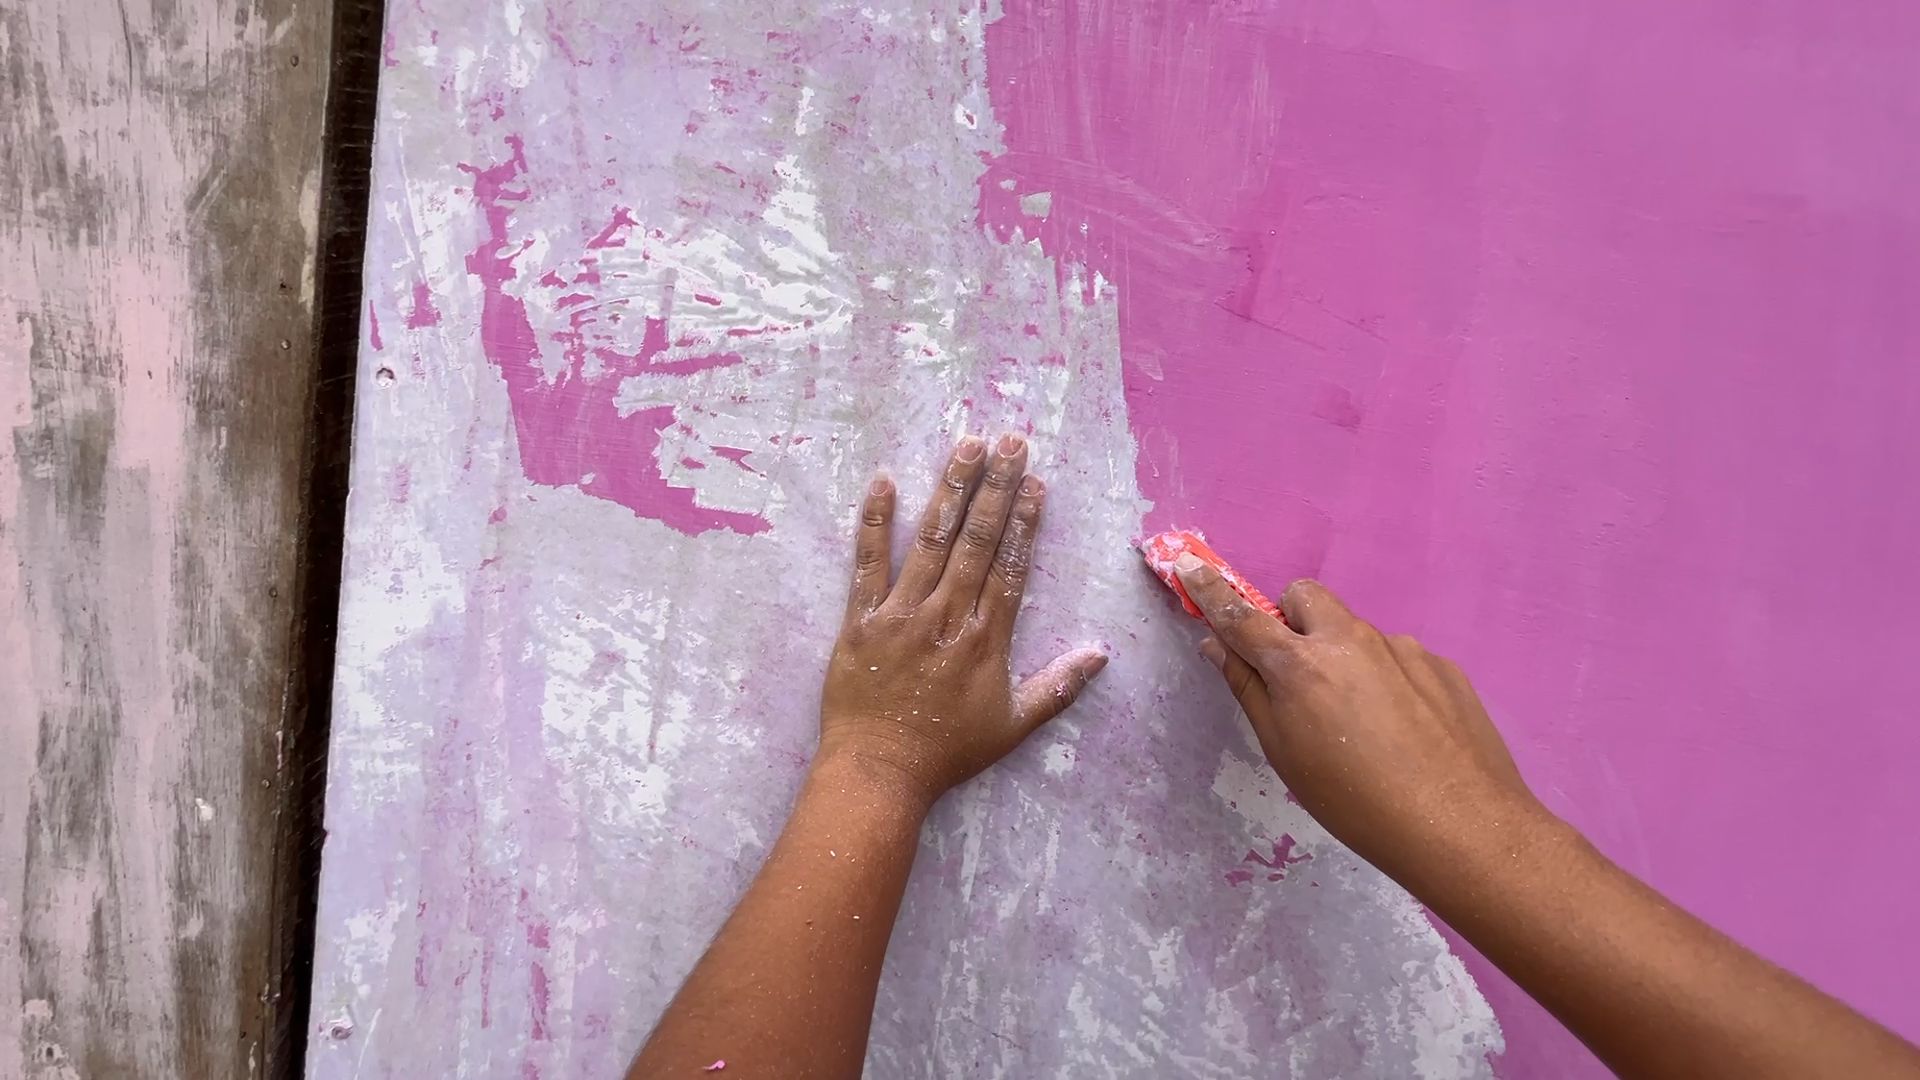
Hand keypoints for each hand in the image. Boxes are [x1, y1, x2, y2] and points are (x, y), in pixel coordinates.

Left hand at [818, 434, 1107, 807]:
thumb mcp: (1013, 727)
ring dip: (951, 490)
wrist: (879, 771)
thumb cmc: (947, 751)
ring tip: (967, 446)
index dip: (1026, 522)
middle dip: (997, 489)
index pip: (1011, 567)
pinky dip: (874, 522)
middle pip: (977, 541)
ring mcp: (903, 613)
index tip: (1036, 482)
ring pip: (931, 540)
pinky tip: (883, 482)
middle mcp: (948, 615)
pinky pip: (867, 564)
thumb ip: (1058, 688)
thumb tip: (1101, 656)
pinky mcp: (862, 618)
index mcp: (986, 639)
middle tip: (1010, 442)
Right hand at [1174, 558, 1543, 888]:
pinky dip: (1386, 677)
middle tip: (1297, 669)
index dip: (1210, 590)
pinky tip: (1403, 728)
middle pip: (1304, 596)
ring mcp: (1401, 648)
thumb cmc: (1351, 799)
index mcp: (1299, 665)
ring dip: (1341, 655)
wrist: (1463, 829)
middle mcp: (1348, 641)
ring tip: (1364, 719)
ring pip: (1353, 631)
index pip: (1240, 614)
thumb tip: (1218, 645)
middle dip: (1290, 618)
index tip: (1188, 564)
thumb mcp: (1282, 749)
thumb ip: (1248, 688)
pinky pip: (1396, 656)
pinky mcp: (1441, 665)